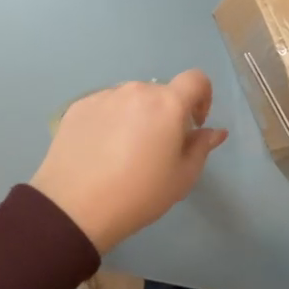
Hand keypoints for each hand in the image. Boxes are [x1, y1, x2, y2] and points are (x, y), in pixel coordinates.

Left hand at [31, 71, 227, 253]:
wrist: (74, 208)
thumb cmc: (138, 194)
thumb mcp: (182, 177)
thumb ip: (201, 147)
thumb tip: (214, 131)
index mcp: (167, 103)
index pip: (196, 79)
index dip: (202, 97)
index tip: (194, 124)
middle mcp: (136, 90)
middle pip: (160, 92)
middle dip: (166, 113)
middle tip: (157, 148)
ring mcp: (103, 96)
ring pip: (130, 99)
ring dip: (137, 116)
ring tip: (124, 152)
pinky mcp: (78, 107)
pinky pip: (104, 107)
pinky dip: (110, 121)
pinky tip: (100, 151)